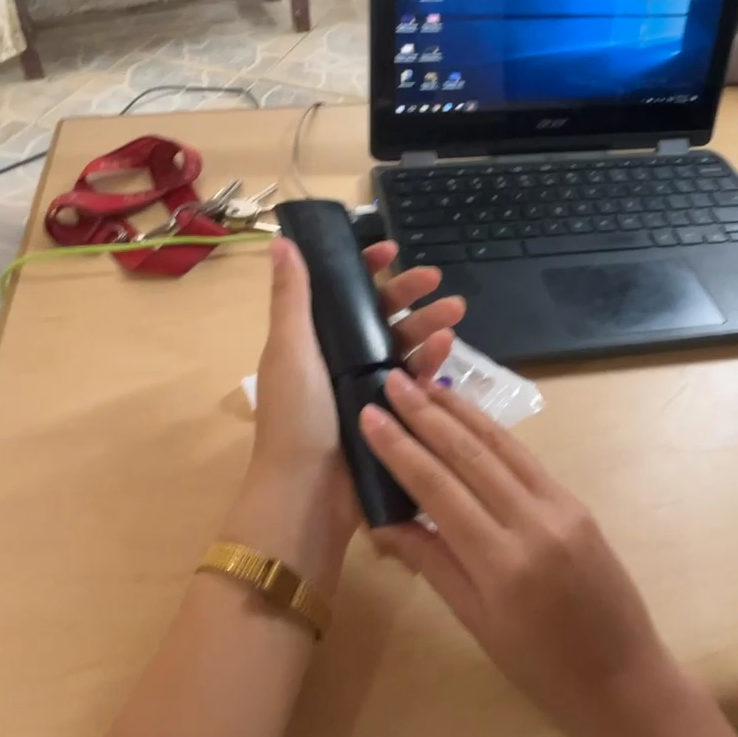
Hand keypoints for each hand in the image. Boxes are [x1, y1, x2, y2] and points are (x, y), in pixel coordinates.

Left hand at [231, 239, 463, 583]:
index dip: (365, 269)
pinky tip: (449, 349)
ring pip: (403, 344)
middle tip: (435, 278)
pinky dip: (431, 363)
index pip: (342, 293)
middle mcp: (340, 358)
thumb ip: (292, 297)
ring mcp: (366, 387)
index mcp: (312, 340)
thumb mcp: (290, 350)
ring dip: (429, 324)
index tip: (391, 251)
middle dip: (408, 292)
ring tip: (456, 311)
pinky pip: (415, 381)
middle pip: (380, 315)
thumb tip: (282, 241)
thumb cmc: (295, 418)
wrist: (309, 496)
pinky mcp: (390, 415)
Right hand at [360, 373, 737, 736]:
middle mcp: (533, 524)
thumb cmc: (540, 666)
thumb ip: (431, 563)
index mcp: (501, 565)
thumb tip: (382, 519)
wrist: (624, 677)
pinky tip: (469, 416)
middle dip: (426, 414)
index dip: (400, 449)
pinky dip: (492, 431)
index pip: (438, 490)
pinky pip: (525, 458)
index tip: (371, 415)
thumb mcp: (476, 622)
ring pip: (501, 445)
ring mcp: (560, 506)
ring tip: (424, 384)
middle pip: (469, 455)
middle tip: (391, 382)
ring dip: (460, 410)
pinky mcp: (576, 500)